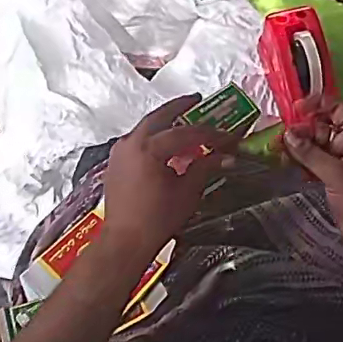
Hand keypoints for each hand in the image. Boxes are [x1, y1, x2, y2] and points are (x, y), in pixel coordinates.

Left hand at [101, 94, 238, 255]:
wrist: (125, 240)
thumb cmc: (158, 218)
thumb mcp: (187, 192)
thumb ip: (205, 168)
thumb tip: (227, 156)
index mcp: (149, 148)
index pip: (185, 133)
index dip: (210, 134)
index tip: (227, 136)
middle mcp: (131, 143)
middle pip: (158, 117)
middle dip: (179, 108)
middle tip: (196, 100)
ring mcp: (119, 152)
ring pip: (145, 128)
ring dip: (164, 123)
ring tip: (182, 120)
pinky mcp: (115, 162)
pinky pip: (136, 141)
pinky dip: (152, 137)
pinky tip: (164, 145)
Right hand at [283, 96, 342, 258]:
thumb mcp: (338, 175)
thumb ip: (311, 154)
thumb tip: (288, 135)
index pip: (338, 109)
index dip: (318, 104)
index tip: (296, 109)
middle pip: (321, 128)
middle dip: (301, 130)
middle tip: (281, 138)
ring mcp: (340, 161)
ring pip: (314, 146)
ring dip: (297, 147)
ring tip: (278, 150)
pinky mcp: (332, 177)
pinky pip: (313, 162)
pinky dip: (300, 162)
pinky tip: (286, 164)